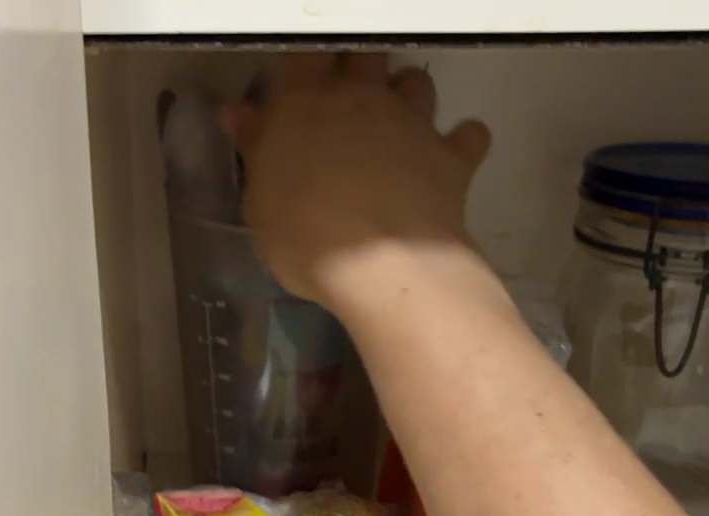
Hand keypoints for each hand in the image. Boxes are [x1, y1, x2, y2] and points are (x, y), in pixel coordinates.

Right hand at [223, 53, 491, 308]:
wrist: (382, 266)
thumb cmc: (305, 239)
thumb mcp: (261, 204)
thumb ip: (257, 152)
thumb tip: (239, 115)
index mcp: (305, 103)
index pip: (304, 54)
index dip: (305, 66)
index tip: (302, 86)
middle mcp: (362, 98)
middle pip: (365, 55)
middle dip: (359, 70)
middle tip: (351, 101)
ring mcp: (412, 124)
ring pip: (417, 82)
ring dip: (409, 96)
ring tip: (400, 125)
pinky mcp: (452, 158)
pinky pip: (469, 135)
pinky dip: (463, 142)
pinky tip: (453, 157)